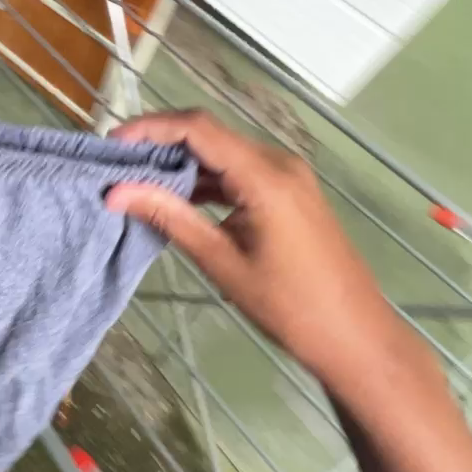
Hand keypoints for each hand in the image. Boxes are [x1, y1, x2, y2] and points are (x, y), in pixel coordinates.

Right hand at [105, 110, 402, 387]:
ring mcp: (286, 176)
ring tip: (135, 178)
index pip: (196, 129)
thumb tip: (114, 192)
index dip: (149, 128)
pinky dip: (202, 177)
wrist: (361, 343)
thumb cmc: (292, 308)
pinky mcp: (287, 192)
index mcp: (265, 176)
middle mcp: (278, 163)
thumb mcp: (221, 261)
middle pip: (207, 133)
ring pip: (220, 151)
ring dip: (178, 160)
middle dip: (158, 141)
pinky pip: (235, 170)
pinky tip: (175, 196)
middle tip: (116, 160)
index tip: (111, 144)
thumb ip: (168, 216)